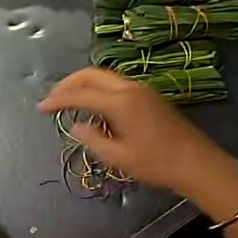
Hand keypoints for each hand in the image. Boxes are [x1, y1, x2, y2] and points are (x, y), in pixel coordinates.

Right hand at [37, 68, 237, 219]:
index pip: (80, 94)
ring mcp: (142, 90)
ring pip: (105, 77)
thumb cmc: (156, 163)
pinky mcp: (149, 97)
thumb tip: (76, 126)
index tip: (41, 108)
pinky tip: (92, 106)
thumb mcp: (118, 157)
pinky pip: (116, 84)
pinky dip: (98, 89)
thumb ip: (92, 139)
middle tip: (52, 98)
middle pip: (91, 74)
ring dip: (83, 84)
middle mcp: (130, 89)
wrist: (197, 163)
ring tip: (68, 100)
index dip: (58, 100)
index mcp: (120, 102)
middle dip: (68, 83)